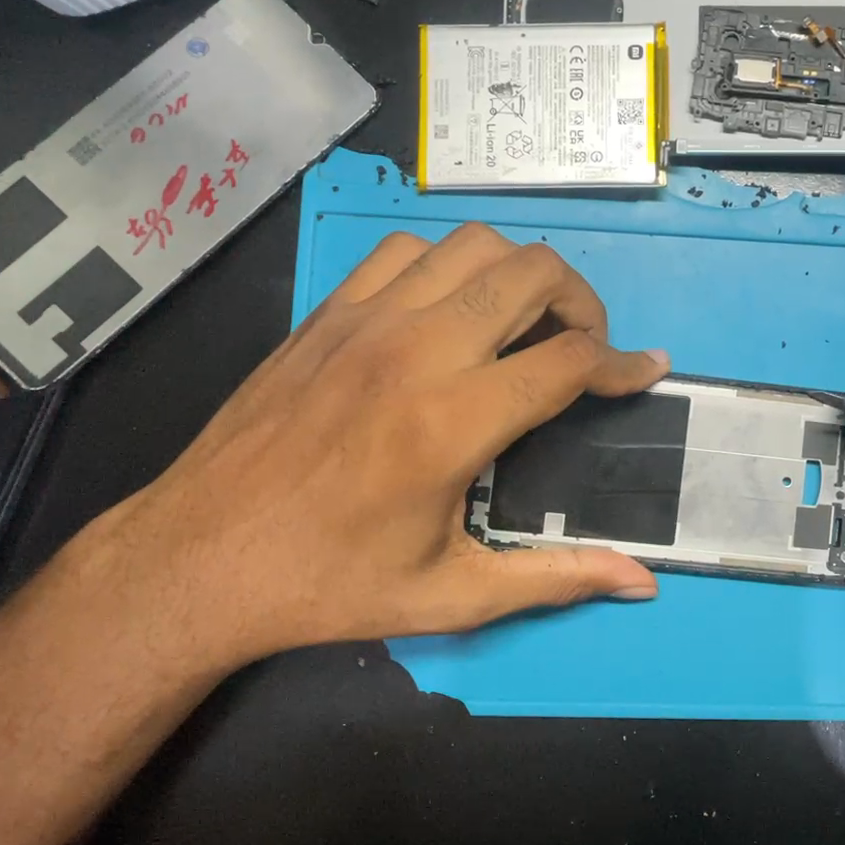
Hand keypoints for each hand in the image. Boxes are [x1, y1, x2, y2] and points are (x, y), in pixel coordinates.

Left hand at [77, 223, 669, 668]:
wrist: (197, 558)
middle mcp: (418, 351)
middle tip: (583, 348)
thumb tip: (642, 583)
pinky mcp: (330, 311)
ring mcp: (368, 320)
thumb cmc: (330, 583)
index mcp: (453, 423)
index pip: (569, 362)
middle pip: (532, 274)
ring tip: (523, 322)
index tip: (647, 371)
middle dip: (582, 302)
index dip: (624, 364)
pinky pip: (409, 251)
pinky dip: (451, 265)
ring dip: (519, 275)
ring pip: (475, 246)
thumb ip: (556, 578)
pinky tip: (449, 310)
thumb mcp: (452, 597)